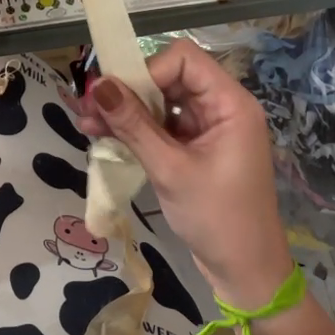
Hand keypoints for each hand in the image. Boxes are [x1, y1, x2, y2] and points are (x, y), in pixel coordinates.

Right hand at [69, 39, 292, 307]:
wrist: (247, 275)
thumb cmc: (218, 219)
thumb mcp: (170, 170)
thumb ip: (134, 125)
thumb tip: (97, 85)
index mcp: (230, 103)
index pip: (183, 59)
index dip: (147, 70)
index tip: (116, 96)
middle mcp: (221, 107)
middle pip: (168, 77)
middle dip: (128, 90)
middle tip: (88, 106)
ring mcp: (208, 128)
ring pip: (160, 101)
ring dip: (126, 111)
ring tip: (87, 123)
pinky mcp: (196, 148)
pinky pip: (161, 125)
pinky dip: (135, 129)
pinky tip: (104, 136)